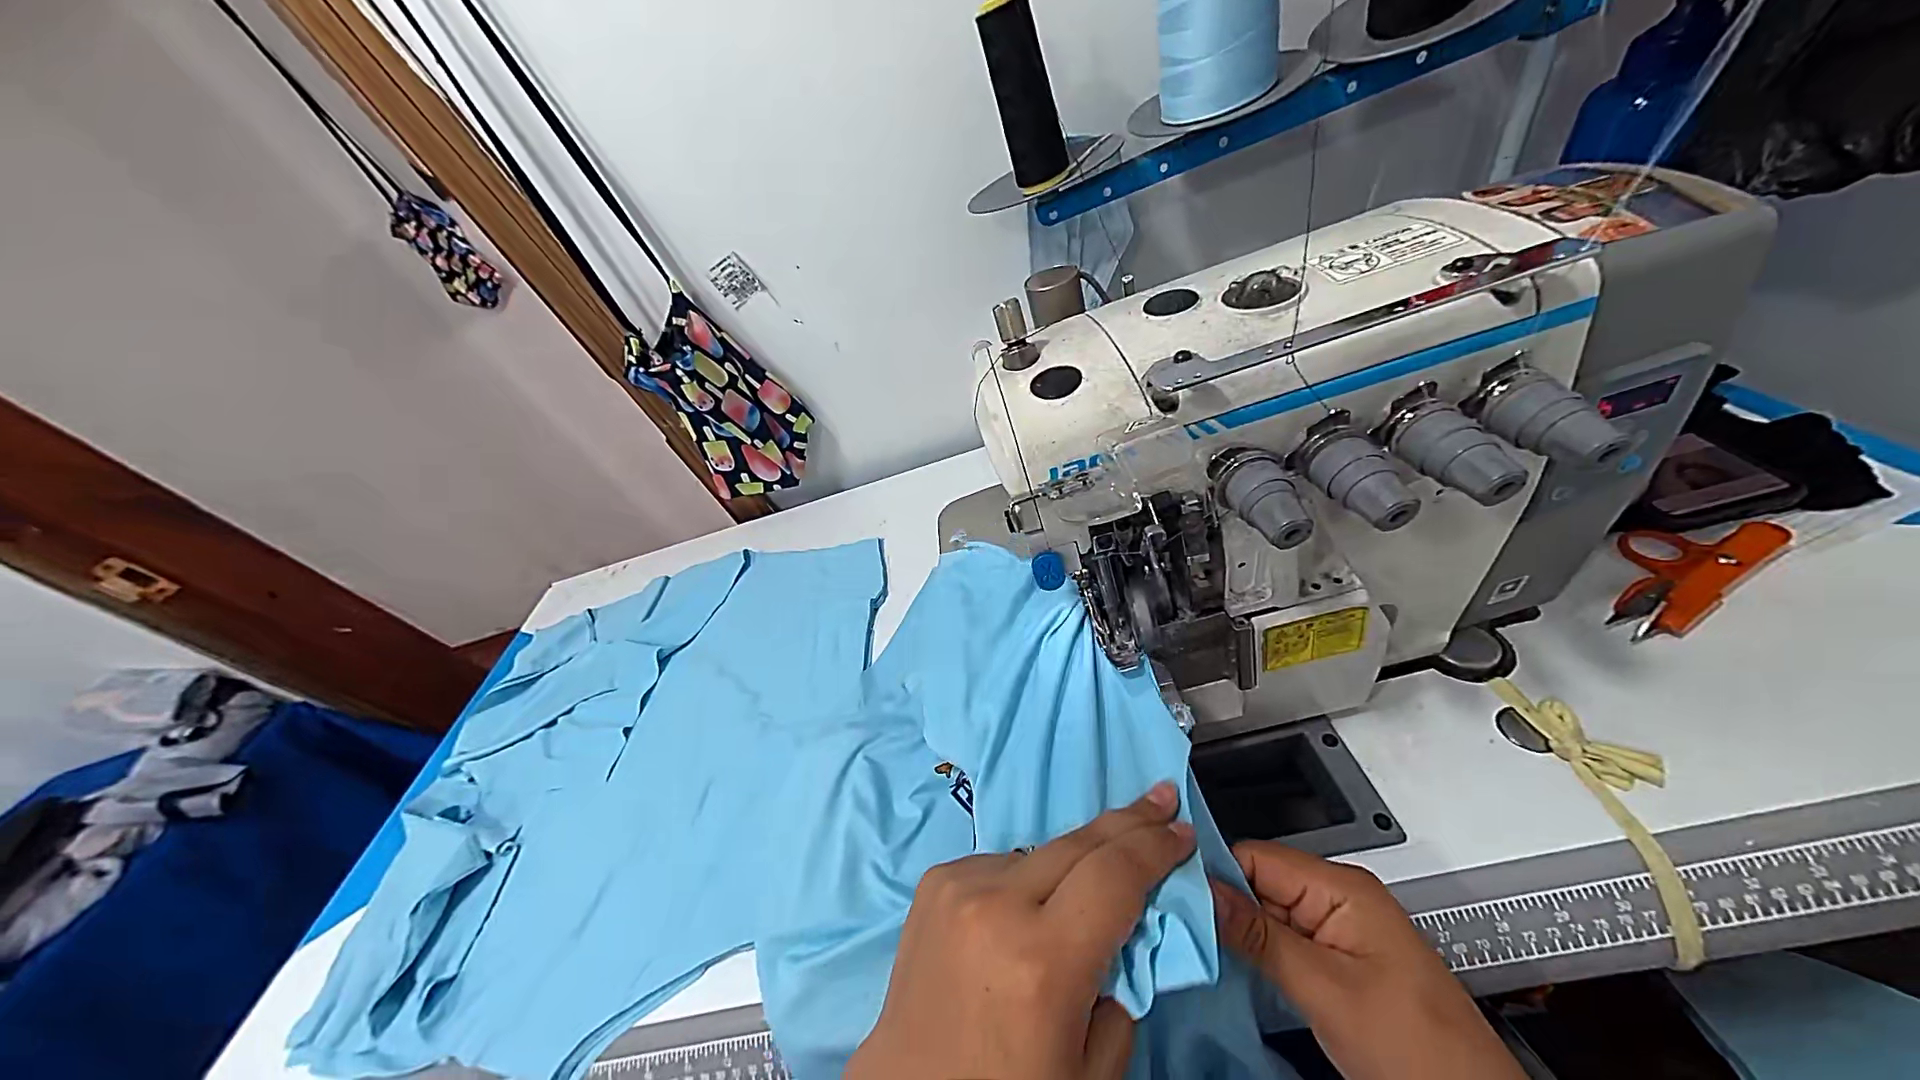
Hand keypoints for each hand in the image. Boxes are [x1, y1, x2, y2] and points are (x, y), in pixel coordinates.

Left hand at [847, 781, 1197, 1079]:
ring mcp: (958, 886)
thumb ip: (1120, 985)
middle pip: (1078, 843)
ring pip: (1037, 853)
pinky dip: (1023, 879)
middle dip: (1127, 821)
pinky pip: (999, 864)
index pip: (1114, 876)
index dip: (1154, 847)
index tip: (1181, 830)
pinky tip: (1025, 908)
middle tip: (1160, 801)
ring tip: (1085, 888)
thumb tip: (1123, 923)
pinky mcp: (934, 883)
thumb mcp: (1092, 1065)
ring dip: (1070, 862)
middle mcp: (996, 906)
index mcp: (1042, 959)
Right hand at [1211, 841, 1525, 1079]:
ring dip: (1235, 928)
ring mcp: (1334, 926)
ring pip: (1264, 910)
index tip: (1175, 894)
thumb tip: (1205, 892)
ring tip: (1199, 944)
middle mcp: (1336, 896)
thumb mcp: (1326, 989)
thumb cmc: (1418, 1048)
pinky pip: (1280, 937)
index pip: (1254, 856)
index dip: (1213, 872)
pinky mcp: (1332, 955)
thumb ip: (1260, 935)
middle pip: (1256, 880)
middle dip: (1220, 903)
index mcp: (1341, 887)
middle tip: (1180, 925)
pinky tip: (1231, 961)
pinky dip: (1254, 948)